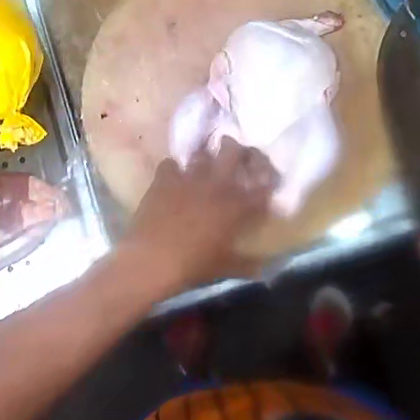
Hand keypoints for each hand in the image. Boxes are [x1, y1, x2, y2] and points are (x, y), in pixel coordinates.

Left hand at [118, 139, 277, 291]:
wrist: (152, 260)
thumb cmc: (194, 265)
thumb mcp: (225, 267)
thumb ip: (247, 265)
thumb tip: (263, 269)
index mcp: (238, 206)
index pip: (263, 185)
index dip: (268, 178)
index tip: (266, 180)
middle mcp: (218, 186)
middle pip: (233, 151)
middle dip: (236, 149)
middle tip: (234, 154)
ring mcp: (190, 179)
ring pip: (202, 154)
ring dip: (204, 157)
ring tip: (203, 164)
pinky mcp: (164, 180)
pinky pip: (169, 164)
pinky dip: (172, 169)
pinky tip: (172, 177)